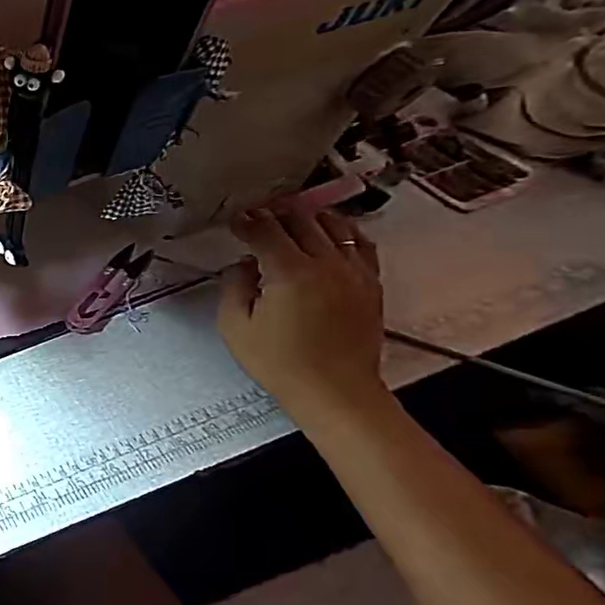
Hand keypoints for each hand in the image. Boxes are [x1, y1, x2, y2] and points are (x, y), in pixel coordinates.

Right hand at [218, 208, 387, 412]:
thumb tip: (243, 263)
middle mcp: (327, 266)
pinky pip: (361, 245)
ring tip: (290, 219)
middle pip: (302, 222)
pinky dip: (342, 233)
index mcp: (290, 273)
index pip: (266, 231)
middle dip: (275, 214)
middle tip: (257, 216)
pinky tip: (329, 235)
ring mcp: (355, 273)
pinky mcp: (371, 285)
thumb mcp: (235, 324)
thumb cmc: (278, 360)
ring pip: (334, 227)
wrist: (335, 390)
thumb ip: (235, 285)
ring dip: (309, 218)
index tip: (234, 220)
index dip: (247, 221)